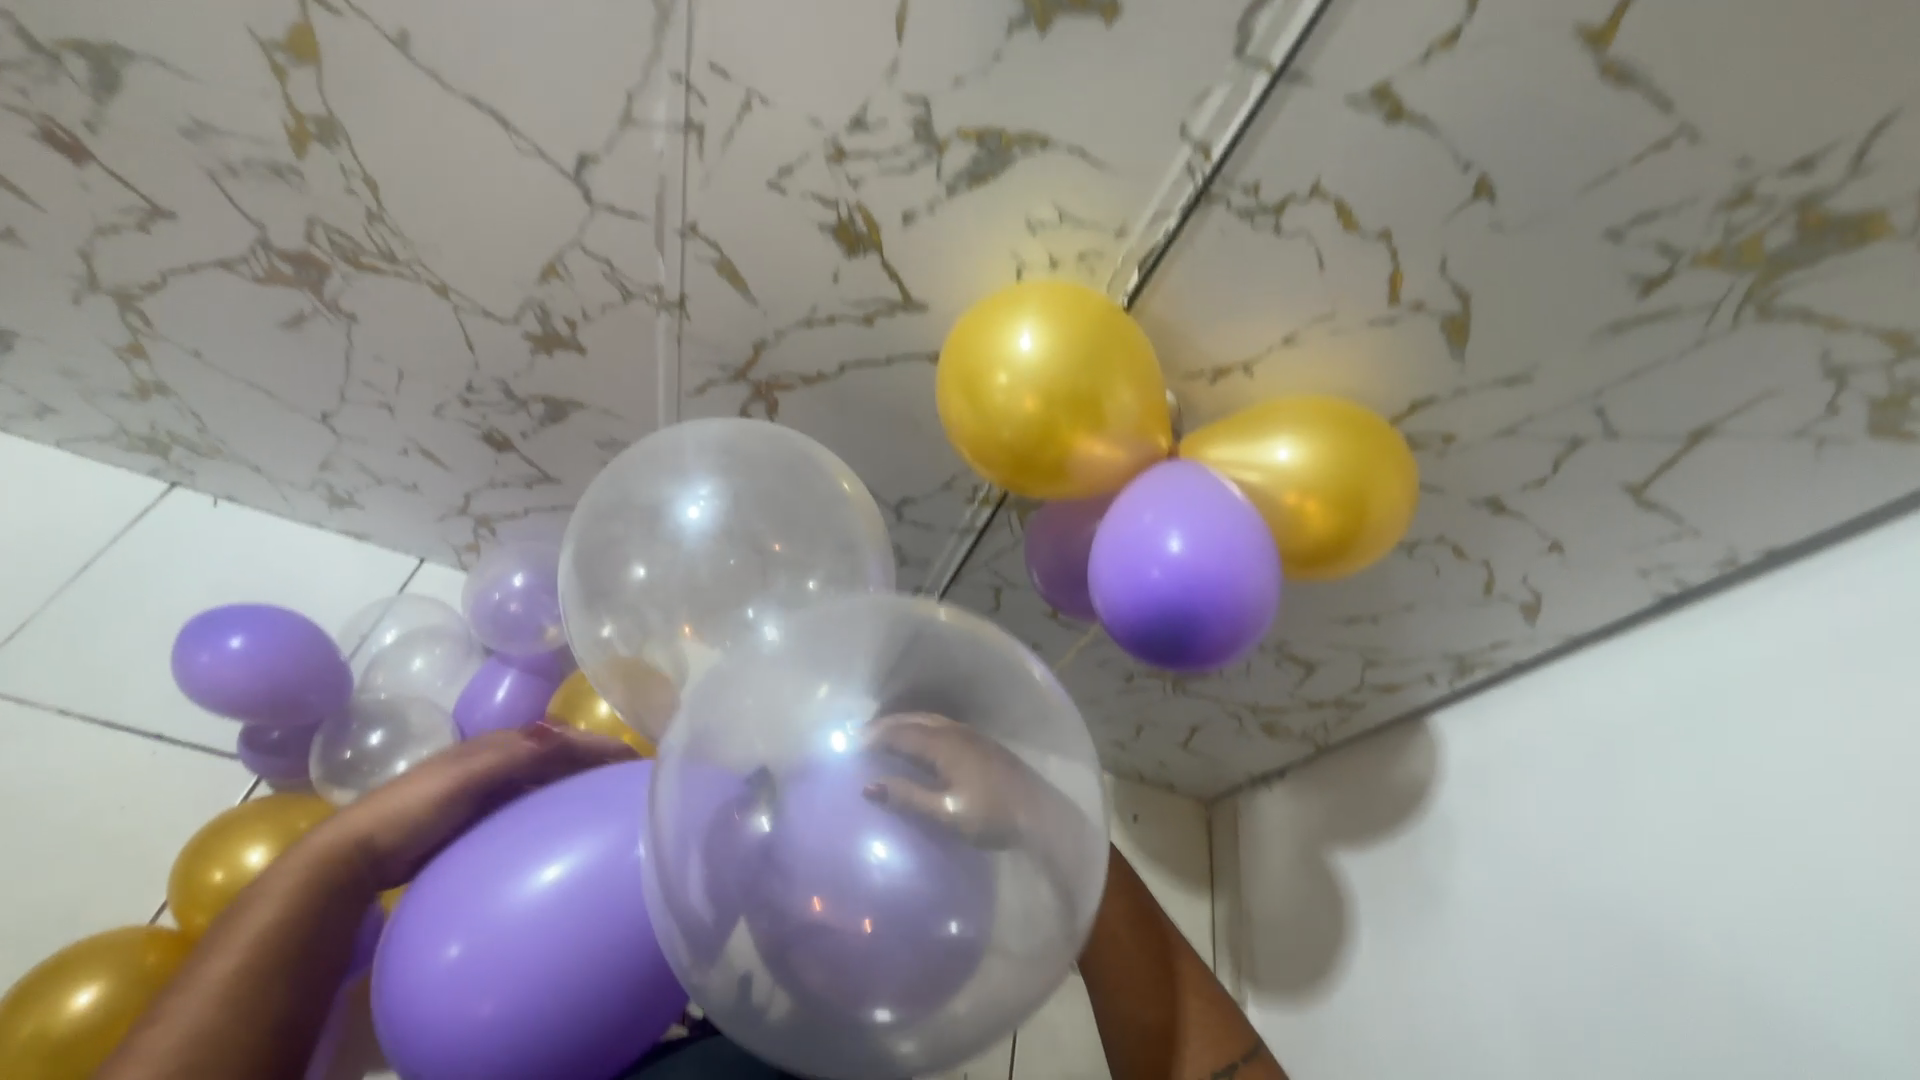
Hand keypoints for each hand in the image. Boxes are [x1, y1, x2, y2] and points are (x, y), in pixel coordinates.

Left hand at [317, 722, 636, 889]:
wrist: (354, 856)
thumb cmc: (413, 811)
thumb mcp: (468, 777)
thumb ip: (516, 755)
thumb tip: (566, 732)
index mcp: (500, 746)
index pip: (564, 738)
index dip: (601, 746)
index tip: (639, 763)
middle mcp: (497, 762)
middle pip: (560, 756)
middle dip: (596, 763)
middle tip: (630, 784)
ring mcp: (486, 792)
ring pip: (546, 781)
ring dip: (577, 786)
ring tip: (607, 805)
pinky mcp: (477, 820)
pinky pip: (530, 807)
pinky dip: (554, 809)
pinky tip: (563, 831)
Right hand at [860, 712, 1064, 849]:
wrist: (1043, 814)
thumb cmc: (994, 816)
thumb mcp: (947, 813)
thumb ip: (908, 798)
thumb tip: (868, 786)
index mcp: (944, 744)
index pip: (899, 732)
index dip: (871, 737)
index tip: (847, 745)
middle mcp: (955, 731)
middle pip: (912, 720)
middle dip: (884, 725)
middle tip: (859, 737)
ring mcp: (971, 735)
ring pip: (928, 721)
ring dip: (903, 725)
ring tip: (883, 738)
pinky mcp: (982, 744)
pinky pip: (941, 727)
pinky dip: (920, 730)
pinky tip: (919, 745)